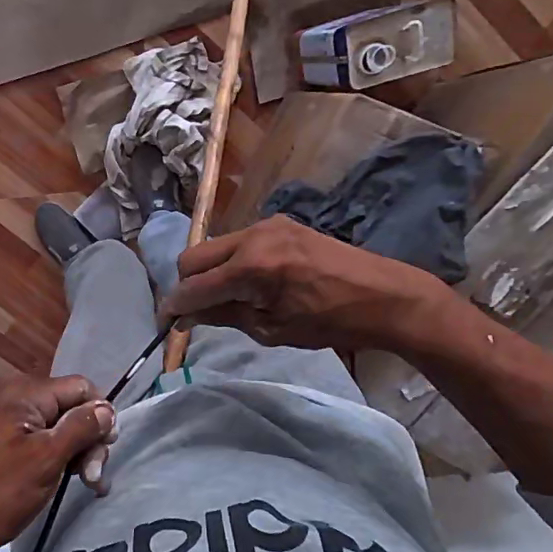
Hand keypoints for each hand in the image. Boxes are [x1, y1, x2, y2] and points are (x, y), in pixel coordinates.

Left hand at [0, 376, 116, 551]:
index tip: (106, 448)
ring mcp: (15, 423)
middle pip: (74, 407)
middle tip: (93, 477)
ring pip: (65, 428)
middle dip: (90, 439)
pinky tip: (76, 482)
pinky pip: (49, 443)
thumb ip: (80, 428)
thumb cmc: (0, 492)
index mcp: (26, 393)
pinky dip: (65, 461)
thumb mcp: (47, 458)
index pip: (81, 387)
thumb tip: (108, 408)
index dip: (99, 414)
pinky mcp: (13, 446)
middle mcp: (21, 400)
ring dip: (82, 454)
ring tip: (89, 485)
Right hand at [159, 215, 453, 354]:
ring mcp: (266, 225)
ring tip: (223, 298)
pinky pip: (237, 241)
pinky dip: (230, 262)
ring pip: (213, 247)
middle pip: (193, 257)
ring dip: (208, 272)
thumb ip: (223, 315)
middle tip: (194, 312)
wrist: (387, 296)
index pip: (193, 286)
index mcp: (252, 268)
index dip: (174, 307)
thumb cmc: (331, 322)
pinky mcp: (279, 222)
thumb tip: (186, 316)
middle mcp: (253, 237)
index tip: (165, 324)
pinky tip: (246, 281)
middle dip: (186, 285)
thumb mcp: (271, 329)